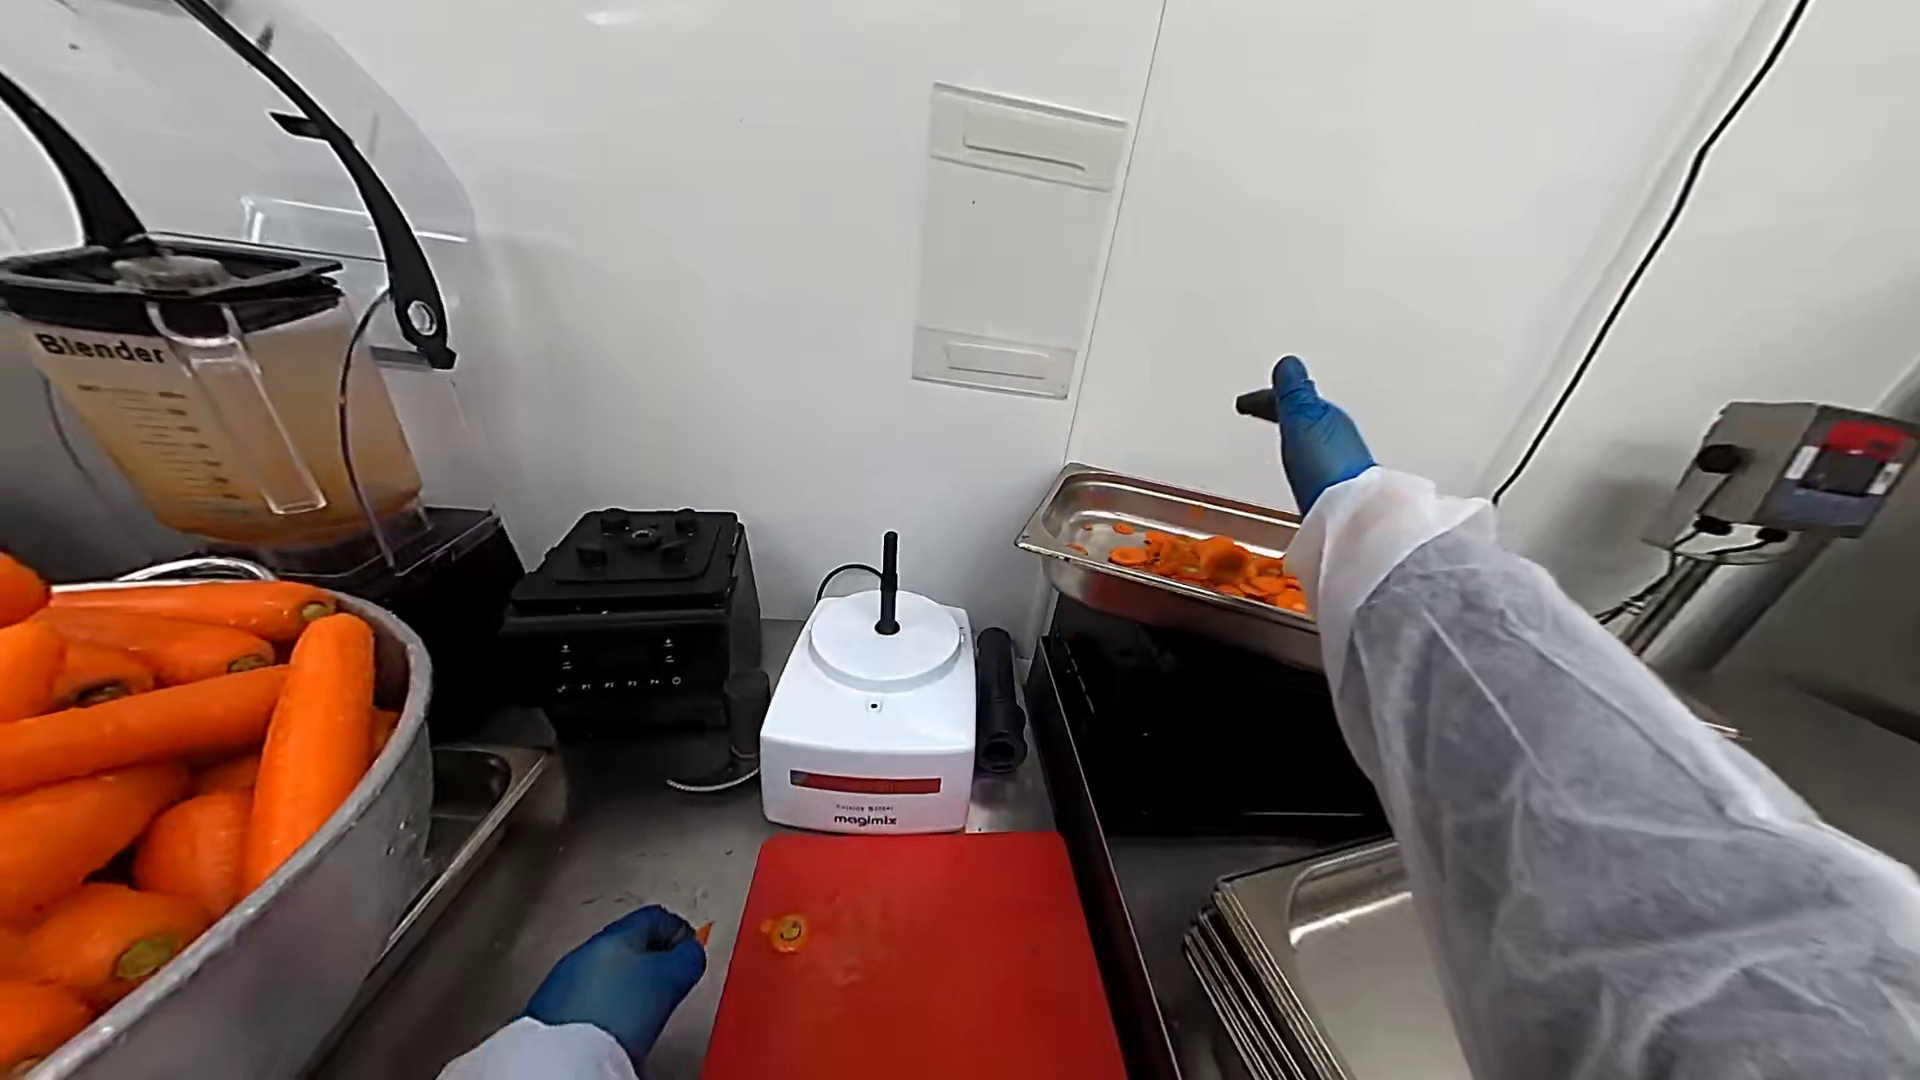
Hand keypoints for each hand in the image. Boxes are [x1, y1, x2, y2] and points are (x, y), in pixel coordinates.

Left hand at [522, 904, 706, 1063]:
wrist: (563, 1065)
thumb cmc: (614, 1018)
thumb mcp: (673, 978)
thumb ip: (690, 955)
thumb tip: (692, 951)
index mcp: (614, 934)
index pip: (658, 917)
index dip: (679, 934)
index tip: (689, 953)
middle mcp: (584, 952)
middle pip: (631, 946)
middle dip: (652, 963)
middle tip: (668, 984)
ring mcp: (561, 985)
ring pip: (608, 976)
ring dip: (627, 989)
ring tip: (641, 1014)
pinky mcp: (547, 1018)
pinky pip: (587, 1004)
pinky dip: (604, 1012)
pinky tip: (612, 1030)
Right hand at [1272, 355, 1374, 511]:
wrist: (1349, 511)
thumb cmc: (1327, 466)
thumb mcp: (1302, 419)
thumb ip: (1294, 392)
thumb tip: (1288, 363)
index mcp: (1323, 415)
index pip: (1291, 395)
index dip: (1267, 396)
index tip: (1247, 399)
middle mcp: (1334, 433)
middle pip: (1302, 411)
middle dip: (1282, 407)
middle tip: (1261, 407)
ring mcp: (1335, 457)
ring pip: (1308, 432)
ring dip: (1292, 426)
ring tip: (1278, 426)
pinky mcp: (1333, 481)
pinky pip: (1312, 453)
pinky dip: (1299, 448)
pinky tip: (1296, 459)